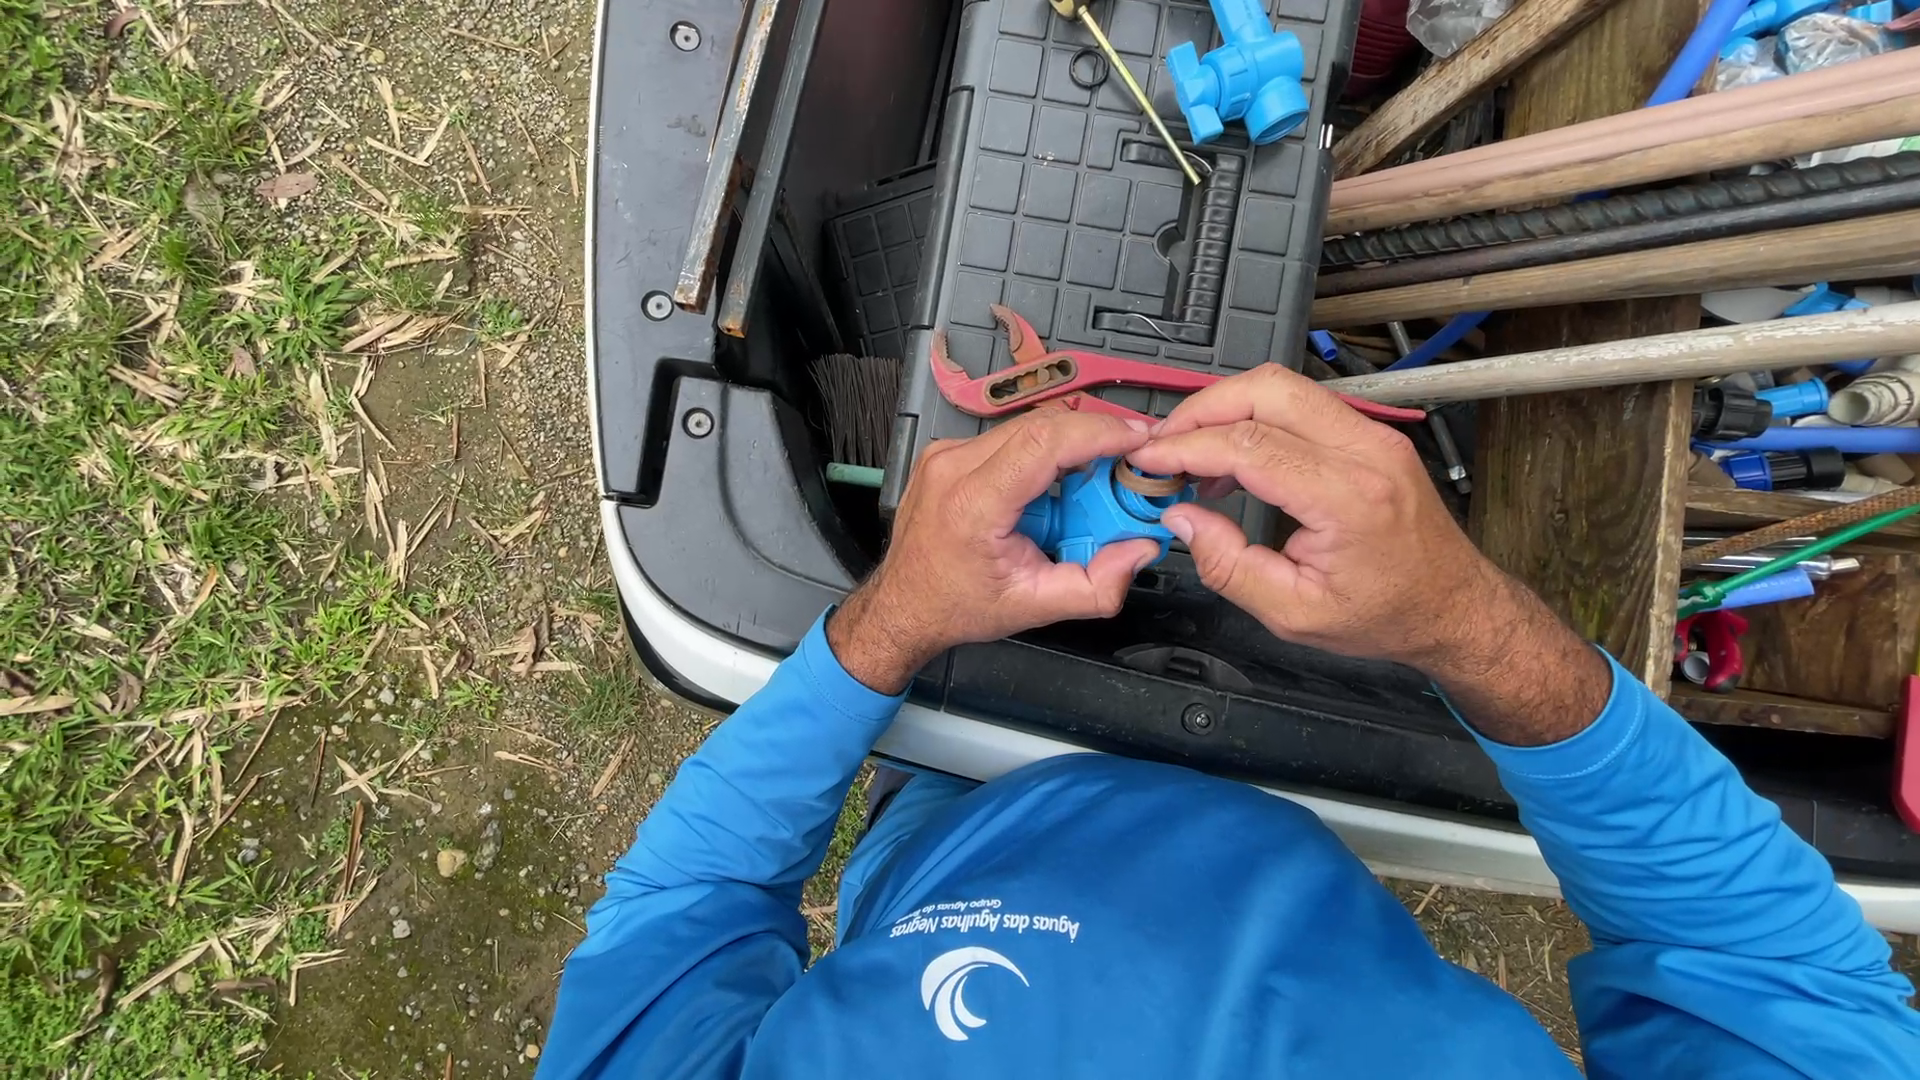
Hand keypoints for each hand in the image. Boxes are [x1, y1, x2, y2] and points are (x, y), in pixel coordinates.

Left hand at [827, 410, 1161, 693]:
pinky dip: (1042, 451)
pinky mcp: (948, 452)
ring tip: (1094, 478)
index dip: (1097, 431)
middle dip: (1094, 435)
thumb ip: (1097, 586)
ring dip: (1069, 443)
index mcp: (971, 504)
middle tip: (1129, 460)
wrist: (904, 605)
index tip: (1137, 438)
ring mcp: (945, 455)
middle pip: (1041, 425)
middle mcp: (952, 468)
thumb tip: (1142, 548)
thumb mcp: (1033, 607)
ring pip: (1026, 426)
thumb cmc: (957, 605)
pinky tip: (1056, 482)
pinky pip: (1008, 436)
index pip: (1042, 442)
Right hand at [1125, 366, 1609, 744]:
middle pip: (1266, 390)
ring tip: (1187, 451)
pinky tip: (1227, 459)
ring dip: (1223, 408)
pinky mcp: (1367, 435)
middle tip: (1161, 443)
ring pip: (1280, 386)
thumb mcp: (1293, 613)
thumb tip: (1180, 518)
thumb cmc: (1386, 614)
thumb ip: (1228, 566)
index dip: (1187, 447)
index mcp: (1350, 497)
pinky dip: (1249, 418)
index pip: (1250, 445)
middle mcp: (1367, 451)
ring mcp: (1372, 435)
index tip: (1148, 460)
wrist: (1454, 606)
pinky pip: (1296, 404)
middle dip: (1200, 410)